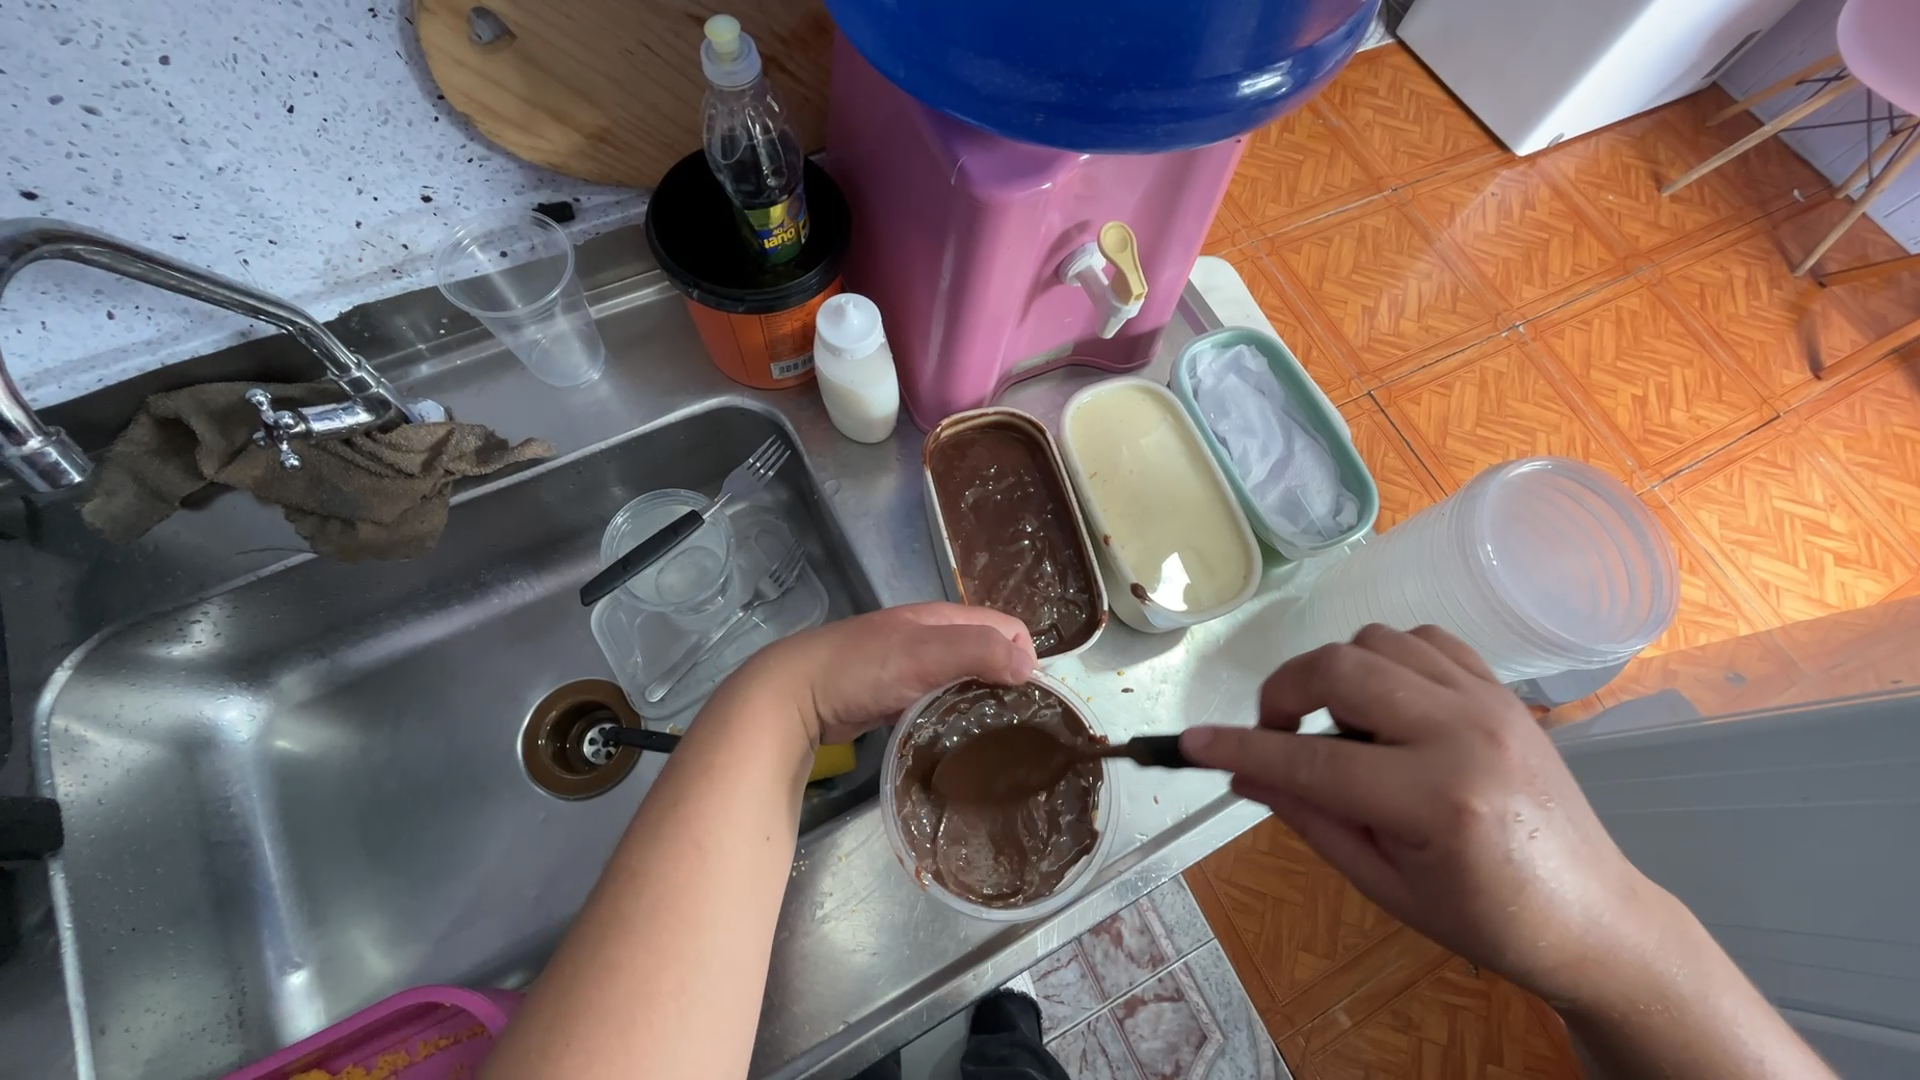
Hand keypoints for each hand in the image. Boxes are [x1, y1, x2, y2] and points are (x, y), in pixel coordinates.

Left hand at [746, 602, 1036, 746]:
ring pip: (962, 678)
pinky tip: (949, 737)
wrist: (797, 693)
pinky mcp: (895, 691)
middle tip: (1012, 725)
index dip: (1024, 658)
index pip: (1007, 628)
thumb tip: (1030, 666)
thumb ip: (978, 652)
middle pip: (987, 653)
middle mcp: (932, 636)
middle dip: (1004, 681)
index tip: (1027, 700)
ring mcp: (911, 664)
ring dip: (977, 700)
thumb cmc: (864, 668)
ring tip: (987, 737)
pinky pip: (937, 698)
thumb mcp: (926, 654)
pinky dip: (950, 712)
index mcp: (944, 619)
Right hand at [1179, 624, 1670, 1007]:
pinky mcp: (1503, 691)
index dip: (1242, 749)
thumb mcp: (1379, 881)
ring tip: (1341, 723)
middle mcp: (1464, 733)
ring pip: (1375, 641)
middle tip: (1276, 731)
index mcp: (1437, 800)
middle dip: (1285, 693)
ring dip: (1336, 675)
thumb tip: (1239, 773)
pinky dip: (1386, 659)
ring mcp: (1490, 703)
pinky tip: (1386, 701)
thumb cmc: (1483, 917)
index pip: (1311, 762)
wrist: (1596, 917)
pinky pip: (1424, 638)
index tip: (1192, 742)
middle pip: (1340, 669)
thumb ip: (1305, 816)